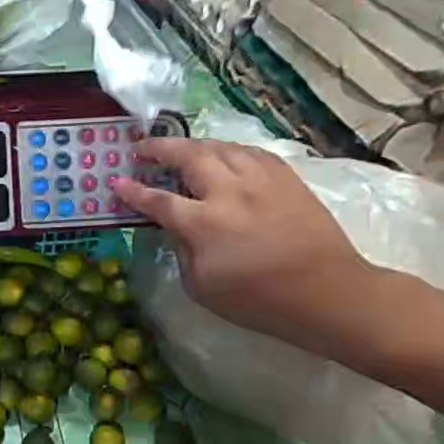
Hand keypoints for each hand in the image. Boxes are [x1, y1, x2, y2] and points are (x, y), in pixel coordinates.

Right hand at [110, 137, 382, 348]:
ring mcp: (261, 180)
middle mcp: (230, 192)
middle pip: (188, 155)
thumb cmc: (258, 299)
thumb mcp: (201, 286)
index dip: (133, 191)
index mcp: (204, 224)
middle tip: (141, 148)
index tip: (116, 182)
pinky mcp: (286, 177)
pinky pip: (249, 152)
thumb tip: (176, 227)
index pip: (158, 200)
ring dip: (194, 144)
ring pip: (220, 146)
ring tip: (180, 149)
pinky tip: (222, 156)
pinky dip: (228, 150)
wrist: (327, 292)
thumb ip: (182, 250)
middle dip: (159, 148)